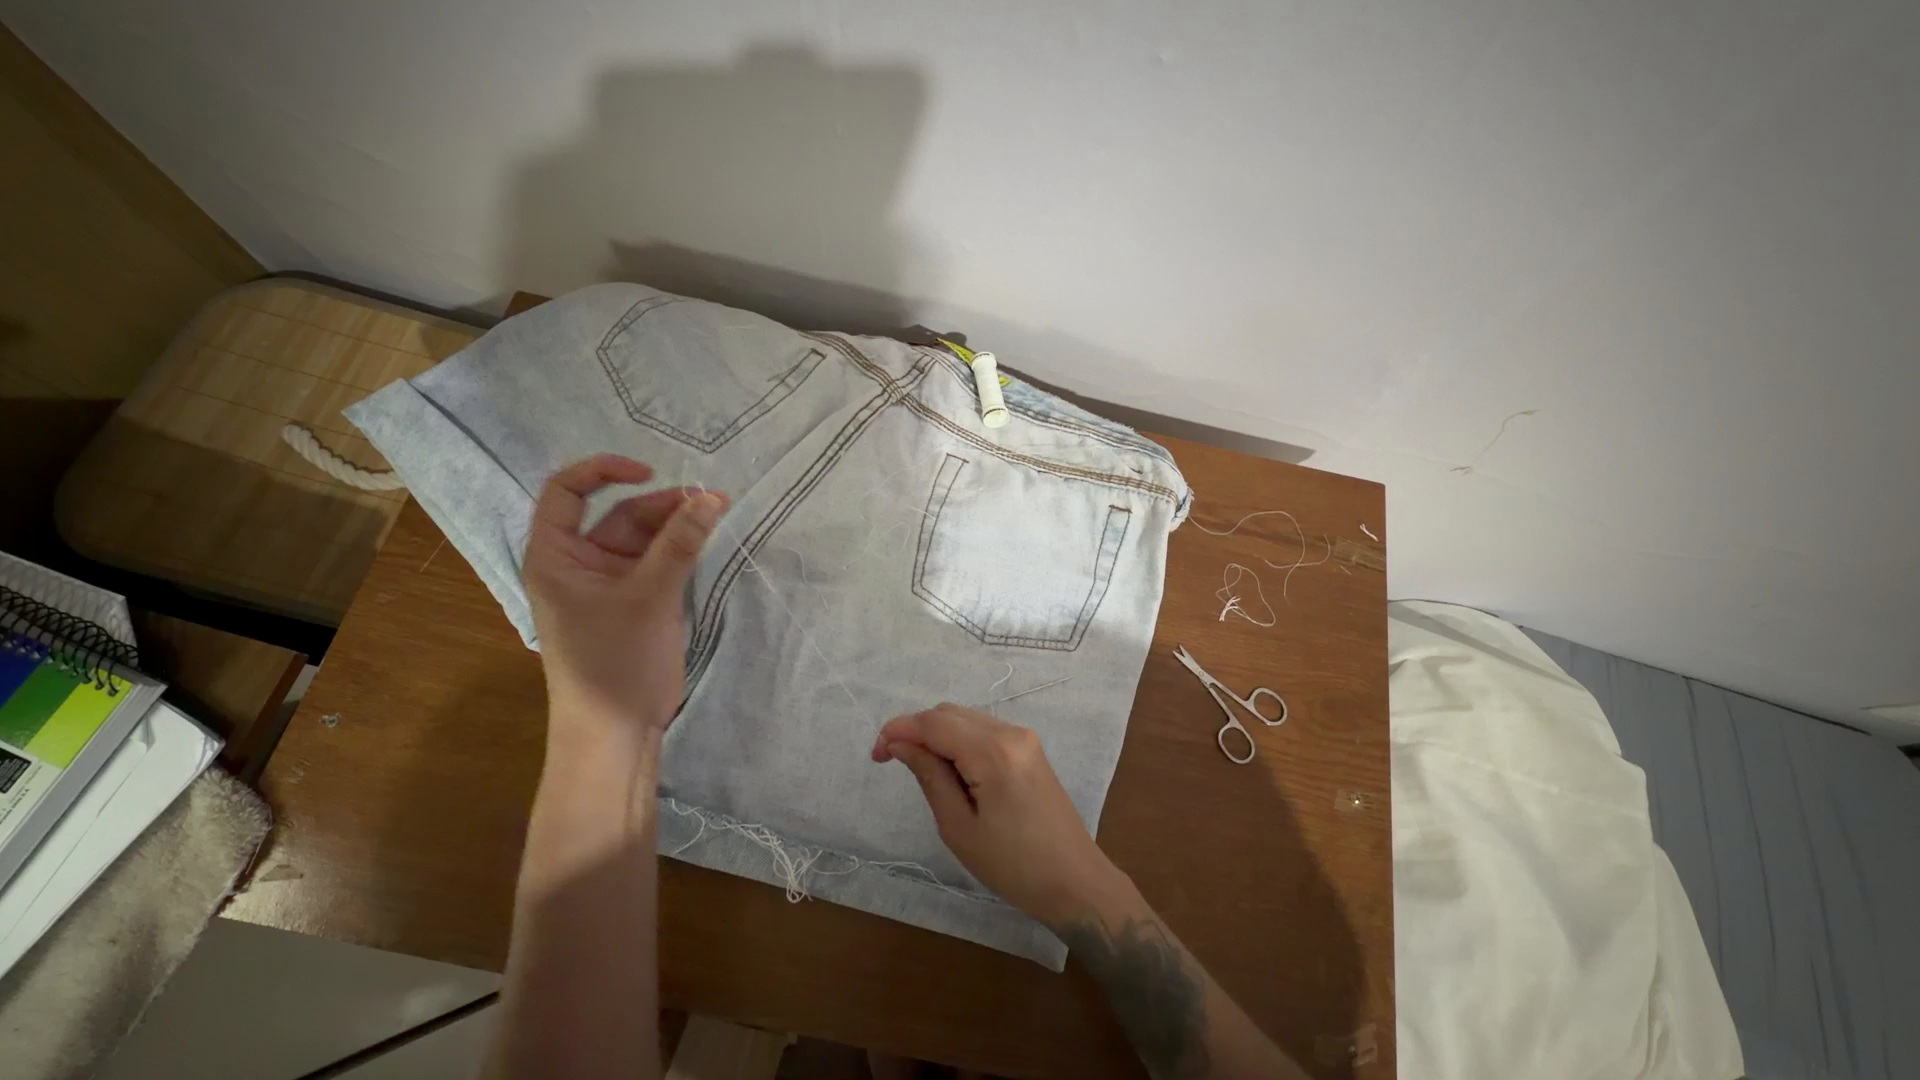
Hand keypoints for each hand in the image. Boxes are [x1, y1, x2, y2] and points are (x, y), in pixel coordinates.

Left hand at [523, 455, 727, 744]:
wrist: (615, 731)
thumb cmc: (614, 661)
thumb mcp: (648, 597)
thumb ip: (679, 544)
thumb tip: (712, 496)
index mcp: (555, 556)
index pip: (567, 492)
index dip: (604, 471)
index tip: (650, 472)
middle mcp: (578, 563)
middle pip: (617, 515)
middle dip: (661, 505)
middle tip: (711, 503)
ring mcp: (609, 584)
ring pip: (643, 539)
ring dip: (676, 527)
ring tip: (717, 517)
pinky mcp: (635, 603)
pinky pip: (656, 563)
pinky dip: (679, 551)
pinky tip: (706, 542)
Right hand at [872, 704, 1129, 925]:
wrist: (1074, 881)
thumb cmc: (1012, 865)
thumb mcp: (959, 826)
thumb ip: (929, 776)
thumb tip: (901, 744)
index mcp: (993, 752)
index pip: (934, 722)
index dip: (899, 730)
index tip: (876, 755)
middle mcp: (1011, 733)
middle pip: (950, 713)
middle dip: (916, 730)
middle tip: (891, 761)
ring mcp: (1025, 739)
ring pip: (967, 719)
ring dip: (937, 734)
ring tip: (918, 768)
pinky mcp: (1031, 750)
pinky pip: (984, 731)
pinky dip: (959, 740)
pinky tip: (949, 769)